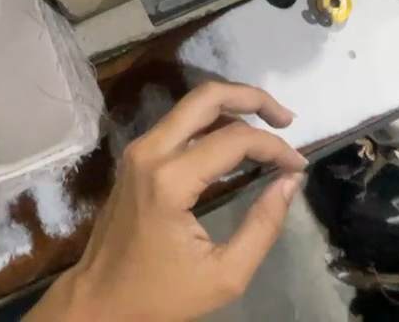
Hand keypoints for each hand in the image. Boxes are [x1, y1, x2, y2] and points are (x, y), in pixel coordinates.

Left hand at [29, 82, 308, 321]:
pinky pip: (179, 122)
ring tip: (269, 125)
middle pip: (206, 96)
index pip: (233, 139)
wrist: (99, 302)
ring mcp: (140, 148)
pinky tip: (237, 140)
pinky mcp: (137, 154)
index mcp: (170, 179)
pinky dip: (213, 120)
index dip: (273, 147)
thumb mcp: (223, 275)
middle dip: (251, 97)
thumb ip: (262, 226)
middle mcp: (151, 150)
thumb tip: (289, 180)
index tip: (299, 165)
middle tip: (286, 118)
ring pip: (192, 104)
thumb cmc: (160, 295)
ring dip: (232, 105)